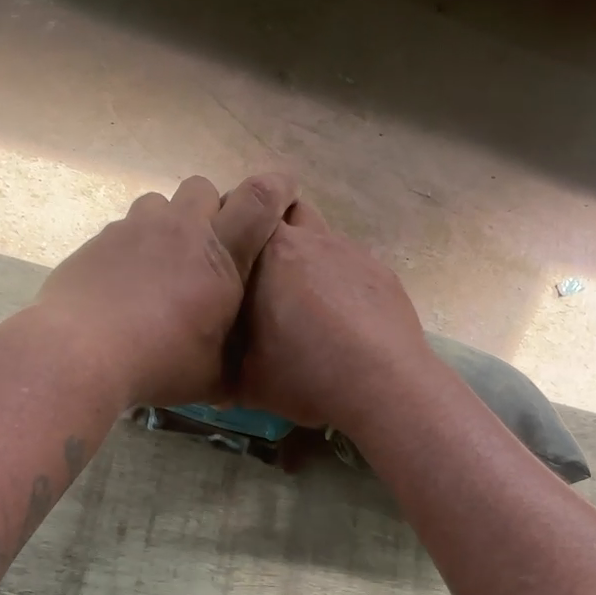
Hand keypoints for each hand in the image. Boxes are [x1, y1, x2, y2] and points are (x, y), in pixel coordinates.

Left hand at [34, 173, 295, 404]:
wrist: (81, 354)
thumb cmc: (161, 364)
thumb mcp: (214, 377)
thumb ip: (237, 365)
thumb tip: (252, 377)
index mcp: (221, 256)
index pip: (260, 200)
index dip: (278, 189)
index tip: (285, 194)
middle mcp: (180, 230)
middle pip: (204, 188)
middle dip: (214, 207)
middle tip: (211, 248)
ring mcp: (134, 230)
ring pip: (160, 203)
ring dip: (170, 223)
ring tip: (165, 264)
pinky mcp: (99, 241)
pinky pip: (125, 229)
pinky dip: (135, 248)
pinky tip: (128, 285)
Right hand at [235, 200, 433, 428]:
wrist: (381, 385)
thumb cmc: (304, 374)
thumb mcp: (246, 379)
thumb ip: (225, 361)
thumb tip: (213, 370)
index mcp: (270, 254)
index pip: (245, 209)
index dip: (236, 225)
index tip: (230, 252)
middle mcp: (312, 240)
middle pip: (289, 211)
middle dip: (276, 230)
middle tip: (267, 274)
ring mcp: (352, 253)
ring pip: (323, 238)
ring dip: (311, 258)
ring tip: (308, 303)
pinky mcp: (382, 273)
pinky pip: (352, 265)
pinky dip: (342, 281)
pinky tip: (344, 320)